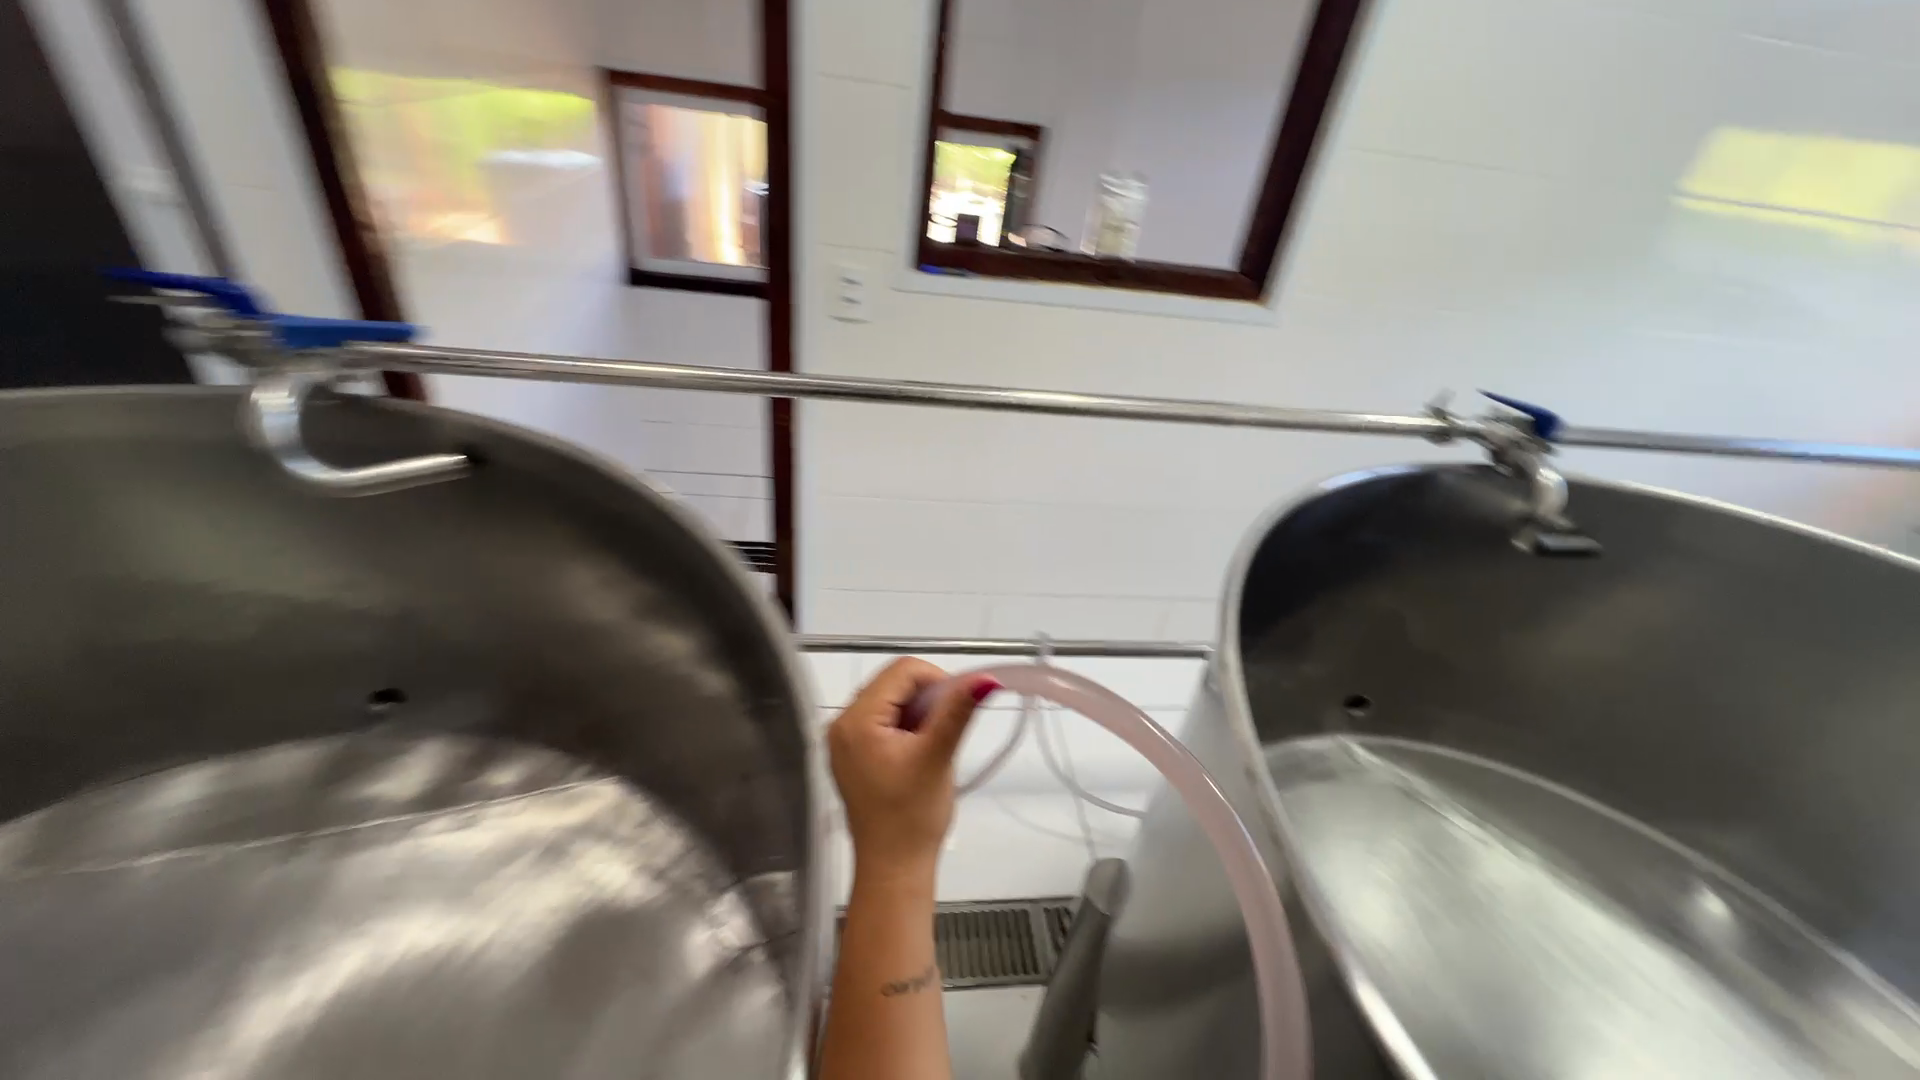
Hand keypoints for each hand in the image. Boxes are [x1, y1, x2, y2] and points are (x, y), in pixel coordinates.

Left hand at [827, 658, 999, 883]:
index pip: (901, 671)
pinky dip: (907, 726)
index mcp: (855, 720)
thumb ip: (957, 712)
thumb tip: (985, 678)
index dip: (937, 680)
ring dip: (919, 712)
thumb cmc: (913, 815)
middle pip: (892, 683)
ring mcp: (843, 740)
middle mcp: (841, 723)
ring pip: (890, 700)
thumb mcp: (938, 757)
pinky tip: (920, 751)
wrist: (893, 868)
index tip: (958, 708)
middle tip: (947, 729)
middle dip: (927, 697)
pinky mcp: (852, 754)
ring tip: (935, 744)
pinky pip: (882, 721)